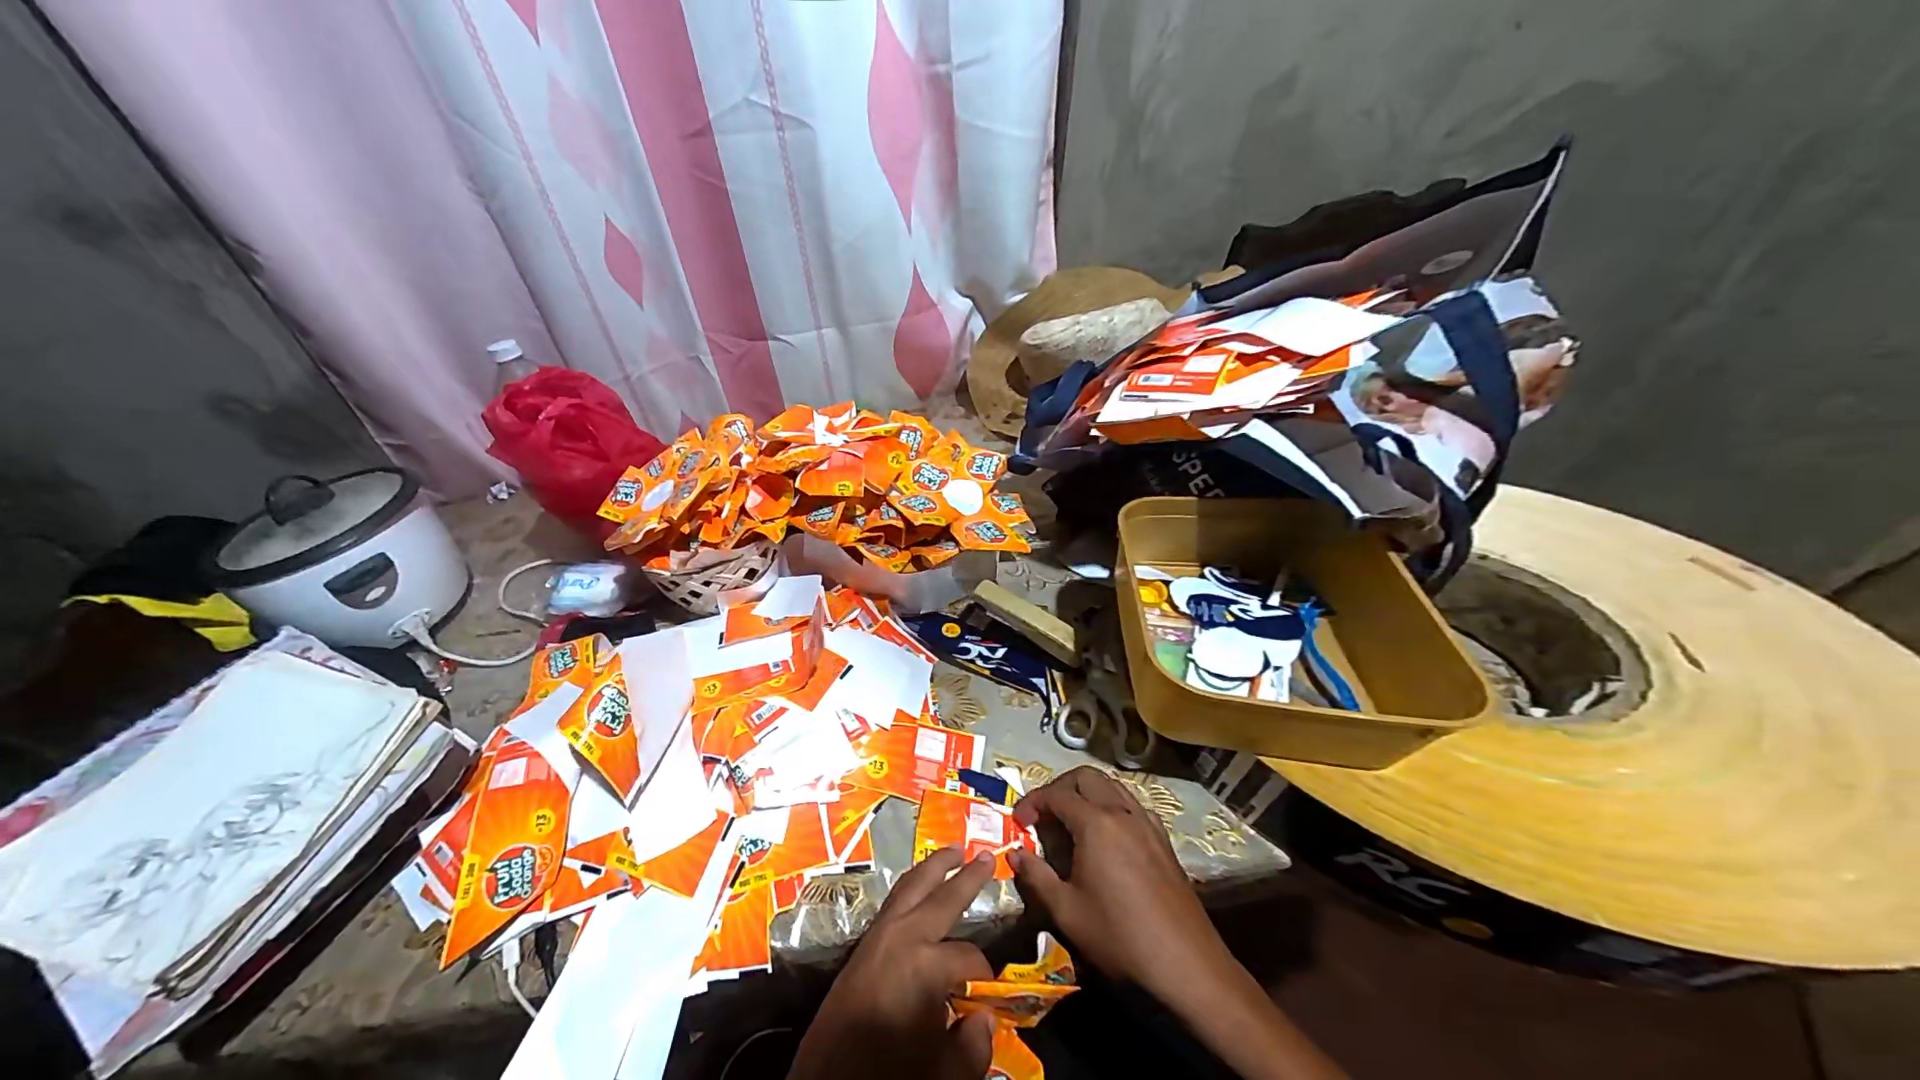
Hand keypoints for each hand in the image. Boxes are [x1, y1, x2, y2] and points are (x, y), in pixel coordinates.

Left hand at [787, 847, 997, 1079]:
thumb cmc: (888, 1073)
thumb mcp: (944, 1071)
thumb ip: (974, 1045)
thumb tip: (985, 1019)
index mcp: (927, 965)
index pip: (971, 960)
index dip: (986, 979)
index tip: (992, 996)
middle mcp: (903, 937)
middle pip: (942, 897)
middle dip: (966, 876)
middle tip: (986, 855)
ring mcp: (879, 936)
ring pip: (911, 887)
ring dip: (934, 867)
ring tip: (952, 850)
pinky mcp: (863, 944)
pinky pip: (893, 900)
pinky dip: (911, 885)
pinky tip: (920, 885)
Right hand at [1011, 768, 1346, 1079]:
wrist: (1185, 965)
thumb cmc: (1119, 938)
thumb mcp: (1066, 912)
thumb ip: (1036, 877)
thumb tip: (1016, 854)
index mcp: (1096, 824)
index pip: (1056, 795)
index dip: (1032, 803)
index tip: (1019, 824)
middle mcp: (1123, 812)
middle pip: (1086, 777)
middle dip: (1059, 788)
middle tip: (1043, 815)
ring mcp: (1148, 824)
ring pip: (1111, 786)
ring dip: (1086, 793)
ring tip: (1070, 823)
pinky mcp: (1163, 840)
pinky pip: (1131, 805)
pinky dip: (1110, 806)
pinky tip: (1104, 838)